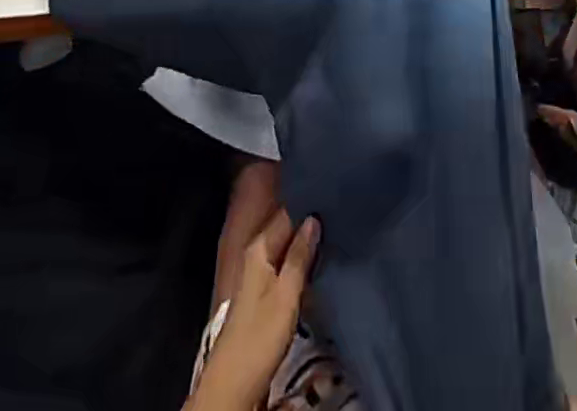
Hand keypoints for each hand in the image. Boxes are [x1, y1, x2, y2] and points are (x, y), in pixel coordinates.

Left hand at [187, 211, 320, 410]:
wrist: (234, 382)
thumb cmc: (261, 334)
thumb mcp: (286, 293)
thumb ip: (300, 255)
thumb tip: (314, 218)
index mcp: (259, 248)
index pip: (286, 213)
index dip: (308, 203)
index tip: (334, 194)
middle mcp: (257, 255)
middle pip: (287, 229)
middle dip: (311, 221)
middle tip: (342, 211)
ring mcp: (260, 274)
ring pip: (288, 247)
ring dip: (309, 242)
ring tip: (338, 230)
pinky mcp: (266, 292)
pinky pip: (287, 264)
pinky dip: (303, 260)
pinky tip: (321, 259)